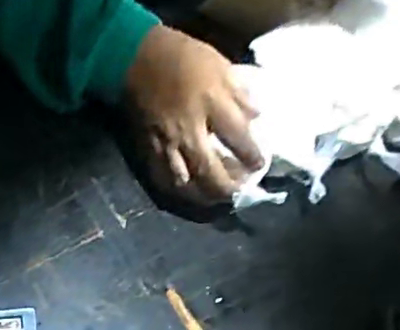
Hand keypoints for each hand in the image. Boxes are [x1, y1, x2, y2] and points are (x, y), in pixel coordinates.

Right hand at [123, 25, 263, 204]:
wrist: (139, 63)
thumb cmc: (182, 60)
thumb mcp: (219, 66)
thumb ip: (239, 93)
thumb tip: (255, 117)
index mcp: (211, 105)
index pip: (237, 137)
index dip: (251, 155)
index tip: (260, 166)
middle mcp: (189, 133)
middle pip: (210, 170)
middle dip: (226, 186)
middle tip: (238, 193)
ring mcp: (167, 148)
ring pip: (187, 183)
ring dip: (203, 196)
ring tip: (215, 200)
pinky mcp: (150, 154)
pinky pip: (165, 181)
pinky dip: (179, 192)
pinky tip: (188, 194)